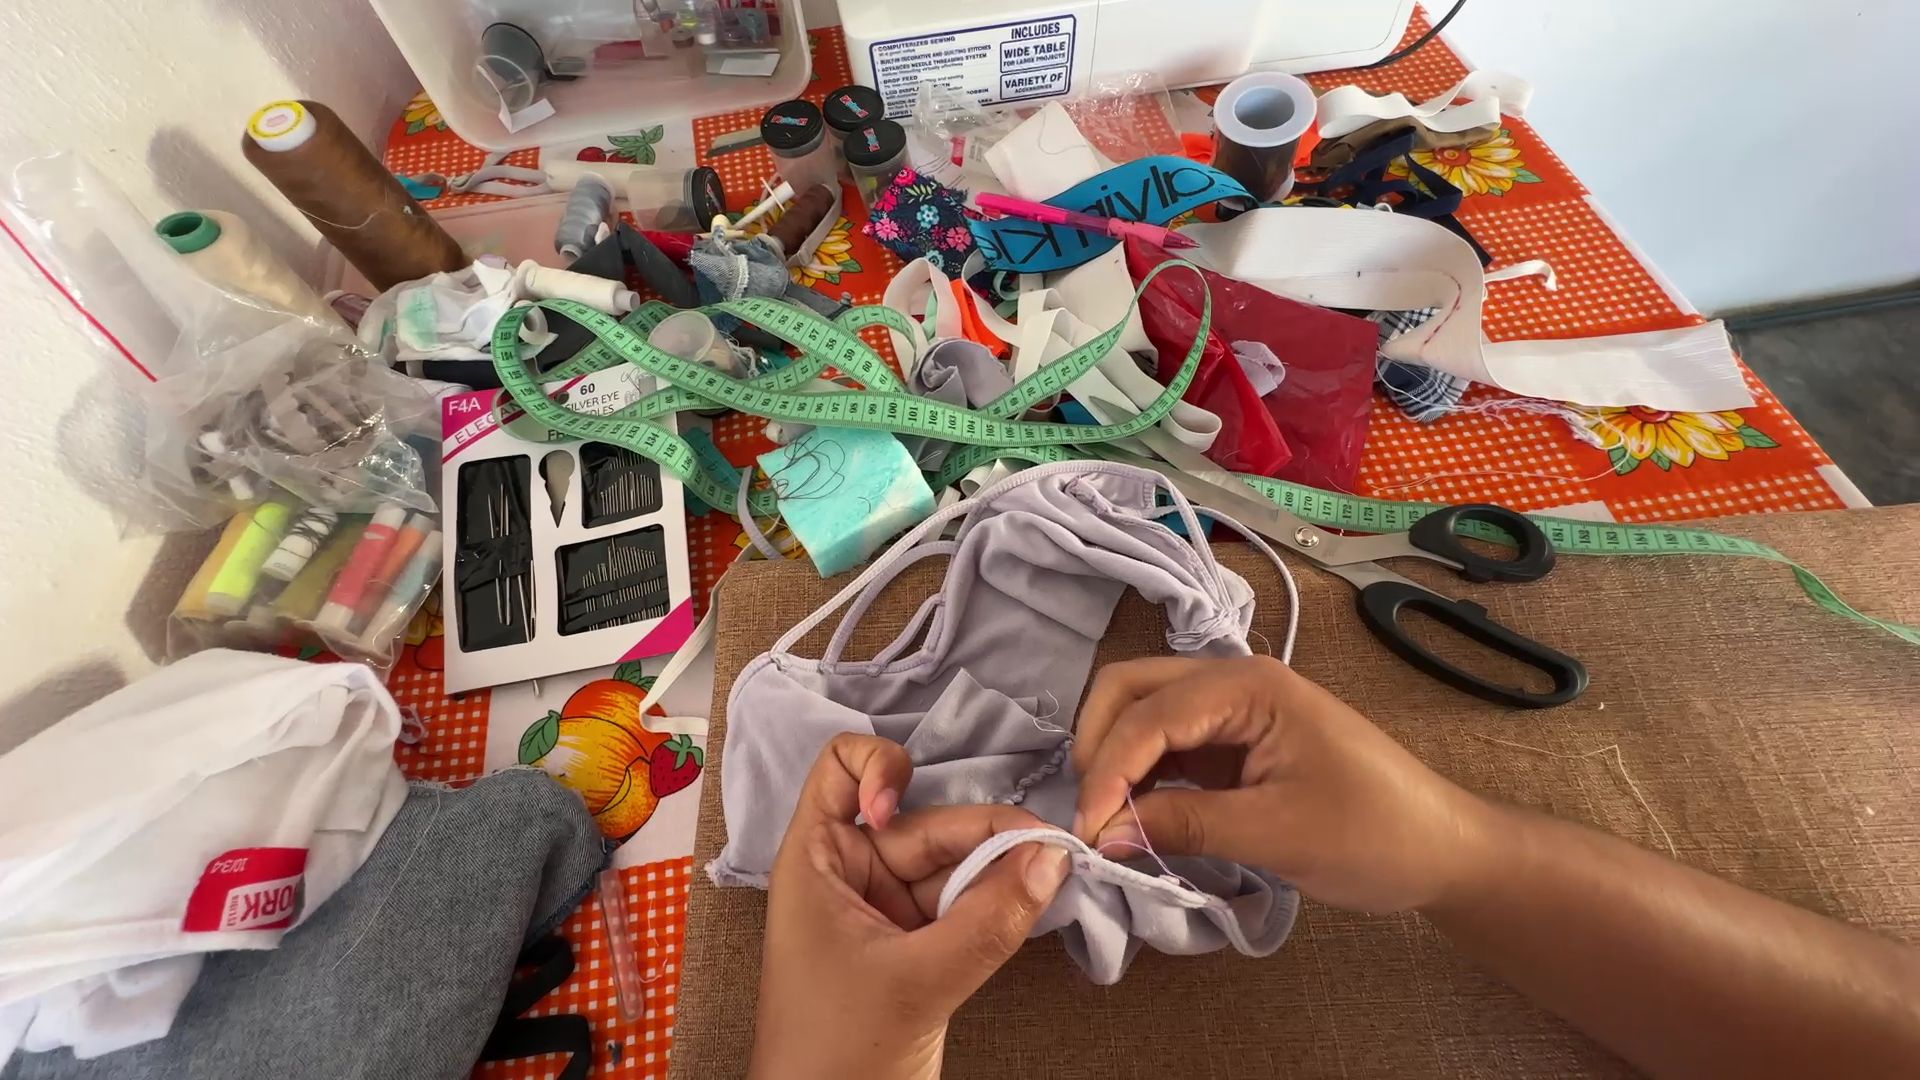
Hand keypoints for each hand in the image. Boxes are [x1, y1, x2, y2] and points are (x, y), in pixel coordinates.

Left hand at [750, 734, 1072, 1079]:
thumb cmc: (839, 1058)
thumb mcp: (914, 985)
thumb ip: (987, 922)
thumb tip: (1051, 859)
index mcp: (819, 857)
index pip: (842, 766)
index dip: (879, 768)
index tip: (899, 810)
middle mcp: (854, 866)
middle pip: (925, 819)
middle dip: (985, 832)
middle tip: (1052, 848)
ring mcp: (889, 900)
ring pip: (955, 858)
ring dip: (1002, 865)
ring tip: (1056, 870)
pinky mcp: (920, 934)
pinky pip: (966, 896)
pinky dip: (1000, 896)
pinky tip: (1037, 894)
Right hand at [1071, 655, 1493, 913]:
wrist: (1442, 850)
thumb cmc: (1375, 834)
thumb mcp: (1279, 834)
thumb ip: (1185, 825)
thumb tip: (1104, 834)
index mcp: (1247, 685)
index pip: (1152, 713)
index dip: (1110, 769)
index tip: (1087, 830)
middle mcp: (1227, 680)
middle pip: (1131, 689)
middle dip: (1099, 746)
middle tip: (1090, 815)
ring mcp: (1224, 708)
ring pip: (1138, 711)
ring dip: (1112, 758)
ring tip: (1104, 819)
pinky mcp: (1223, 740)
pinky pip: (1161, 745)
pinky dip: (1136, 774)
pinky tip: (1131, 812)